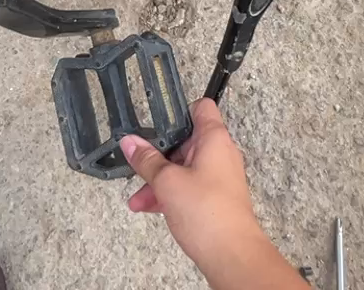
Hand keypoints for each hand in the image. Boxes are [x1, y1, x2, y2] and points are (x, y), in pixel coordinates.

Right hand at [119, 99, 308, 289]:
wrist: (232, 256)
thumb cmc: (208, 214)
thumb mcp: (167, 182)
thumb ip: (146, 160)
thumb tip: (130, 142)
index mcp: (214, 138)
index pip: (200, 107)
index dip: (179, 109)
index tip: (158, 119)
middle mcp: (220, 153)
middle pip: (186, 141)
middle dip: (160, 156)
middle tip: (140, 165)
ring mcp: (220, 177)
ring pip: (185, 168)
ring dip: (161, 180)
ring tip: (138, 198)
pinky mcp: (218, 199)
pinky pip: (191, 187)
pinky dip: (172, 194)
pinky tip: (150, 207)